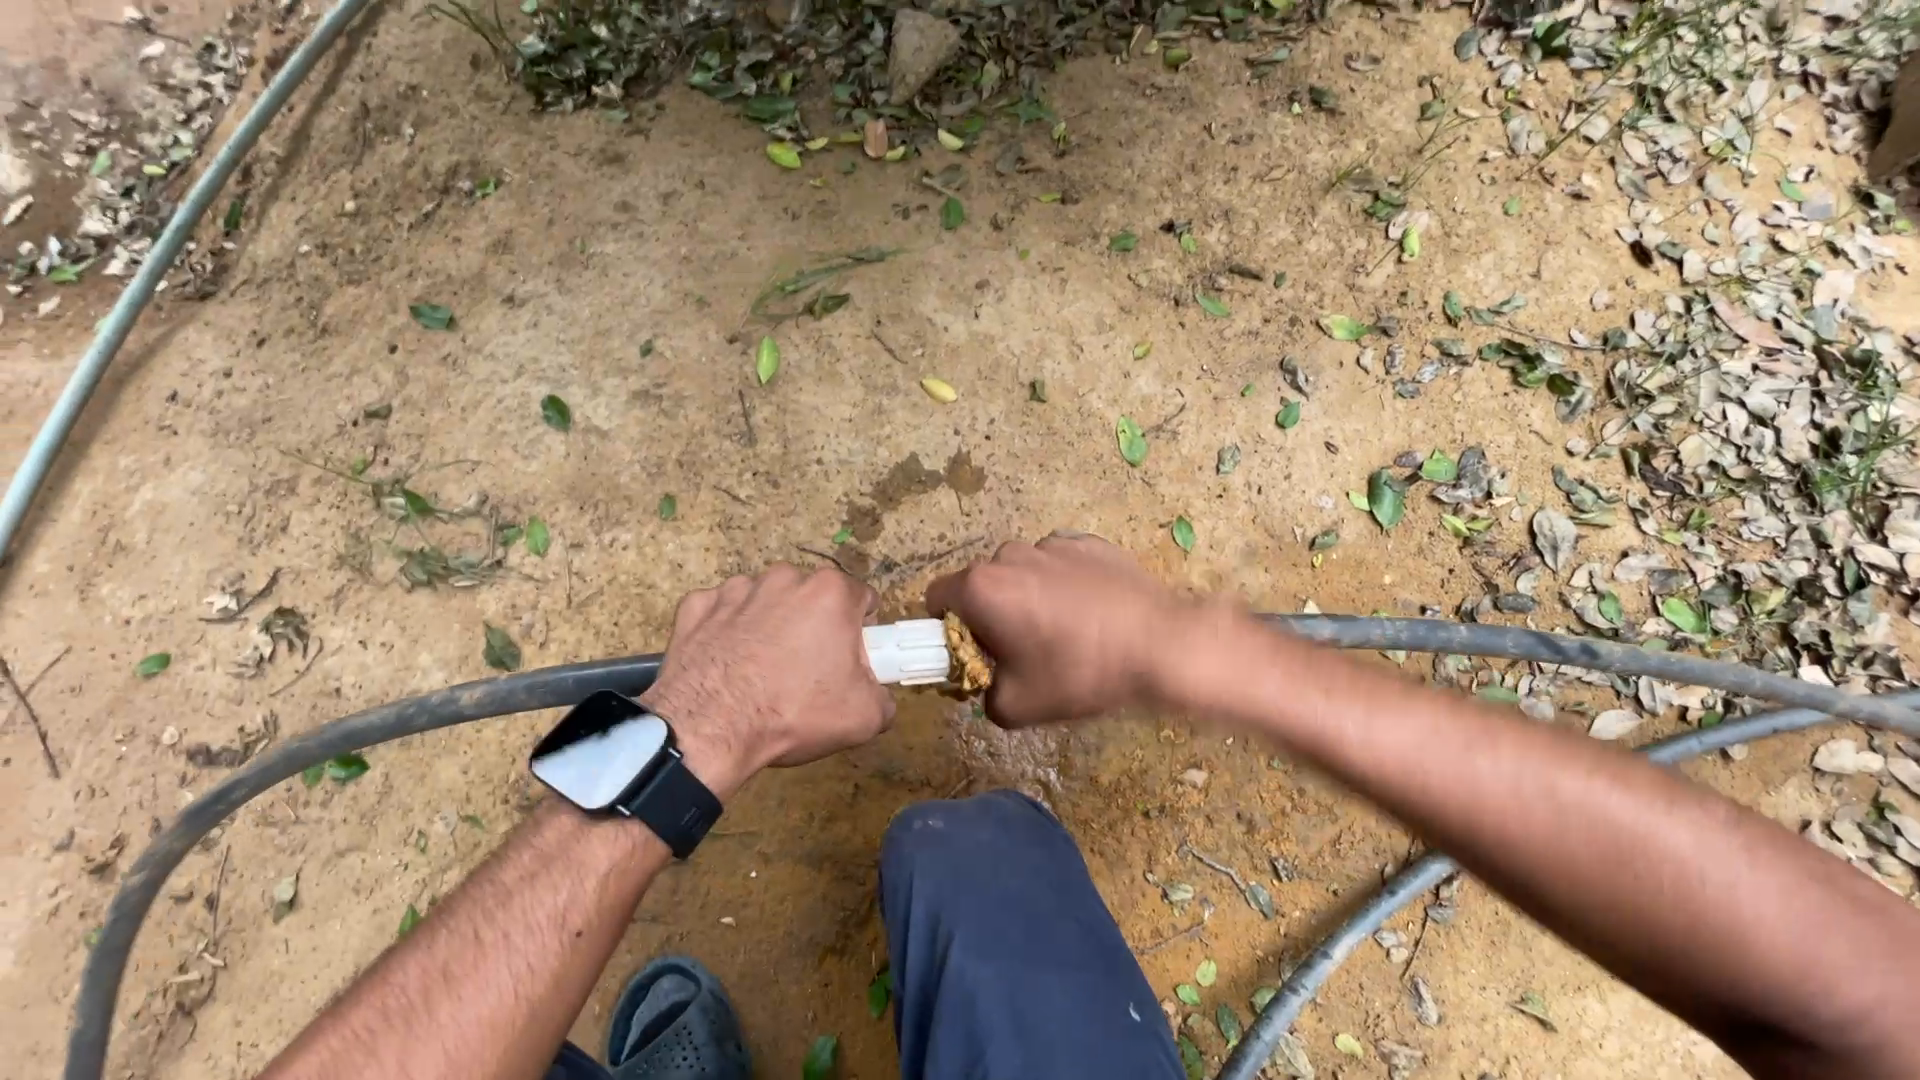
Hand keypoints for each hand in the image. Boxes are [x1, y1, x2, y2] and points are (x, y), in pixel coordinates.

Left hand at [640, 564, 893, 800]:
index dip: (860, 630)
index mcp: (830, 593)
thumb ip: (884, 698)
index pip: (862, 598)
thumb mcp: (864, 717)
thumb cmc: (794, 713)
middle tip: (807, 672)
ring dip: (768, 626)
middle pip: (811, 597)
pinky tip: (725, 665)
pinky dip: (725, 633)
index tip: (849, 660)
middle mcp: (784, 578)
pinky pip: (721, 613)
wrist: (708, 730)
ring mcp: (735, 589)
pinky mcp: (696, 607)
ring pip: (765, 602)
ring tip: (761, 672)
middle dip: (813, 625)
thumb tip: (879, 698)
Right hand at [926, 533, 1204, 727]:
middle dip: (991, 615)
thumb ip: (981, 694)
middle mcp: (1010, 554)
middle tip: (1022, 652)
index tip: (974, 653)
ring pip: (1022, 574)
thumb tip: (986, 682)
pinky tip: (1092, 614)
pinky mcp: (1089, 543)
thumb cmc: (1081, 673)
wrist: (1163, 646)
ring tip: (1065, 634)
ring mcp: (1053, 544)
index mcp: (982, 586)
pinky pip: (1059, 566)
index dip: (947, 629)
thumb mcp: (1015, 707)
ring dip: (1028, 598)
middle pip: (982, 585)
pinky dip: (1064, 585)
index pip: (936, 599)